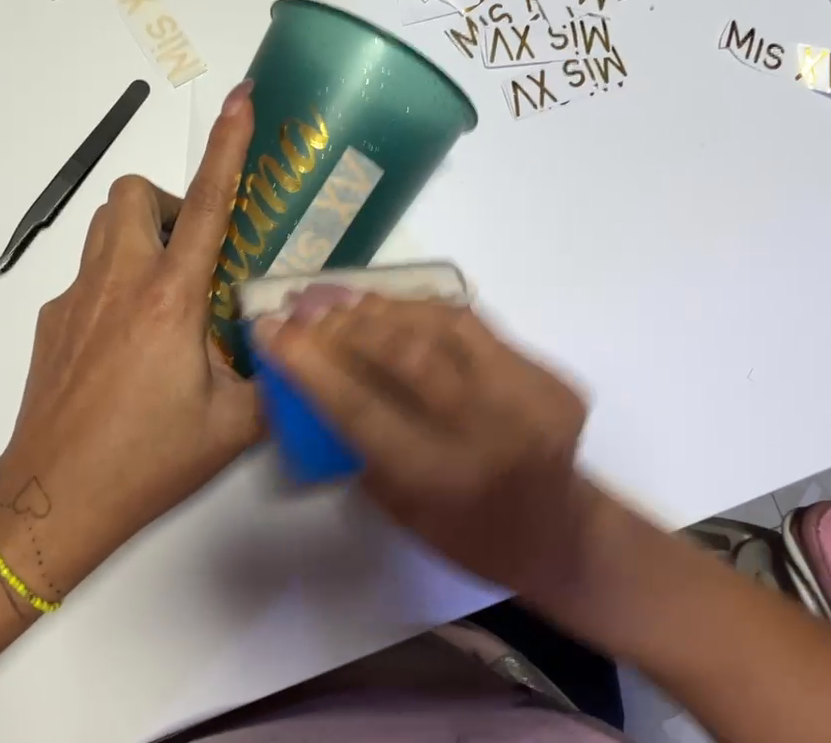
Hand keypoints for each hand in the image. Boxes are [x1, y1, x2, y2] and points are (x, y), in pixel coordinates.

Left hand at [0, 82, 261, 601]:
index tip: (241, 97)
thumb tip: (298, 352)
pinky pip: (88, 277)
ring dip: (140, 235)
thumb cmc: (149, 458)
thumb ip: (275, 379)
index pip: (206, 203)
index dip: (228, 145)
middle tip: (195, 254)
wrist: (56, 497)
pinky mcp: (51, 321)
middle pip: (133, 193)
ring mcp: (76, 298)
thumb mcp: (234, 425)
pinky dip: (115, 284)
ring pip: (105, 227)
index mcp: (171, 297)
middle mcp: (119, 282)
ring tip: (166, 293)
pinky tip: (127, 346)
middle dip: (169, 203)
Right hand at [253, 296, 601, 606]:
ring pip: (441, 325)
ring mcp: (527, 396)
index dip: (309, 362)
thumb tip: (314, 367)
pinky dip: (420, 307)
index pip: (361, 407)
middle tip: (300, 305)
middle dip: (342, 324)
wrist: (560, 534)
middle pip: (404, 355)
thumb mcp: (397, 506)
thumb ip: (358, 439)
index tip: (270, 328)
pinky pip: (471, 323)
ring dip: (379, 306)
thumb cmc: (463, 533)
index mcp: (444, 480)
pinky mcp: (546, 373)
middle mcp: (490, 432)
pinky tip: (386, 302)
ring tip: (335, 295)